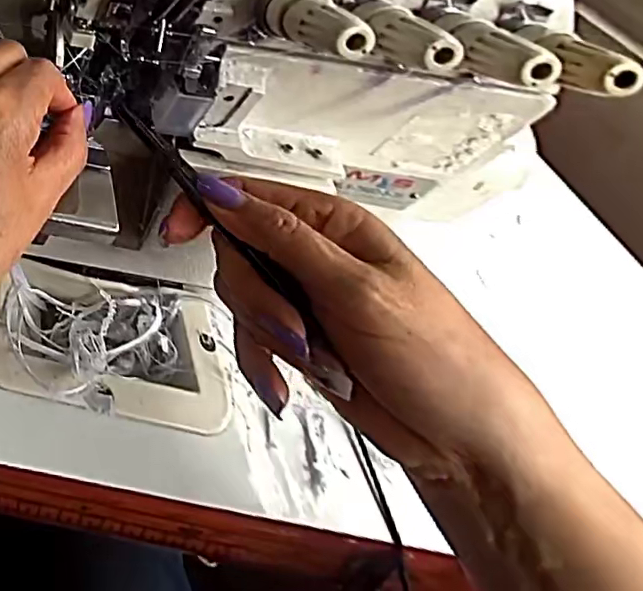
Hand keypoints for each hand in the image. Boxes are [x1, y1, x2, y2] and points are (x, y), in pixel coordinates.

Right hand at [162, 177, 563, 484]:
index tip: (177, 228)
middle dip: (253, 293)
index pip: (248, 196)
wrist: (465, 447)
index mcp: (331, 224)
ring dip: (264, 332)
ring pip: (239, 296)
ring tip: (310, 354)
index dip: (205, 207)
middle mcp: (312, 255)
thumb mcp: (357, 287)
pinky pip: (250, 336)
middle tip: (288, 321)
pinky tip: (289, 378)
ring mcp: (302, 297)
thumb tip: (226, 195)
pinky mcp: (297, 335)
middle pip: (236, 250)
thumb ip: (282, 237)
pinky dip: (263, 360)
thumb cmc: (442, 359)